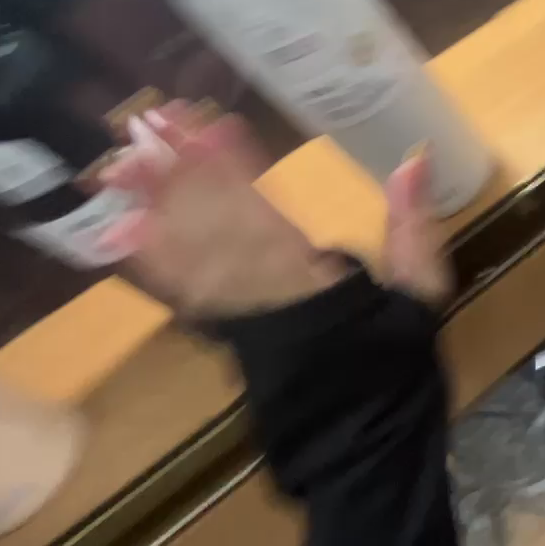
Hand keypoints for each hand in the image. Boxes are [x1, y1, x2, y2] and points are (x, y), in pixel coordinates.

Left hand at [98, 102, 453, 317]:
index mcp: (309, 280)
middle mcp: (258, 294)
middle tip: (148, 121)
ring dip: (153, 207)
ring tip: (123, 162)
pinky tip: (122, 231)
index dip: (232, 172)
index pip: (261, 217)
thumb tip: (416, 156)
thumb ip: (412, 223)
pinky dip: (148, 261)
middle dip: (178, 174)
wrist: (358, 424)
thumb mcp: (422, 285)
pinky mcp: (219, 327)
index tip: (211, 125)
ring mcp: (230, 313)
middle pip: (209, 229)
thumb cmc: (395, 350)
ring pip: (185, 255)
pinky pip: (178, 291)